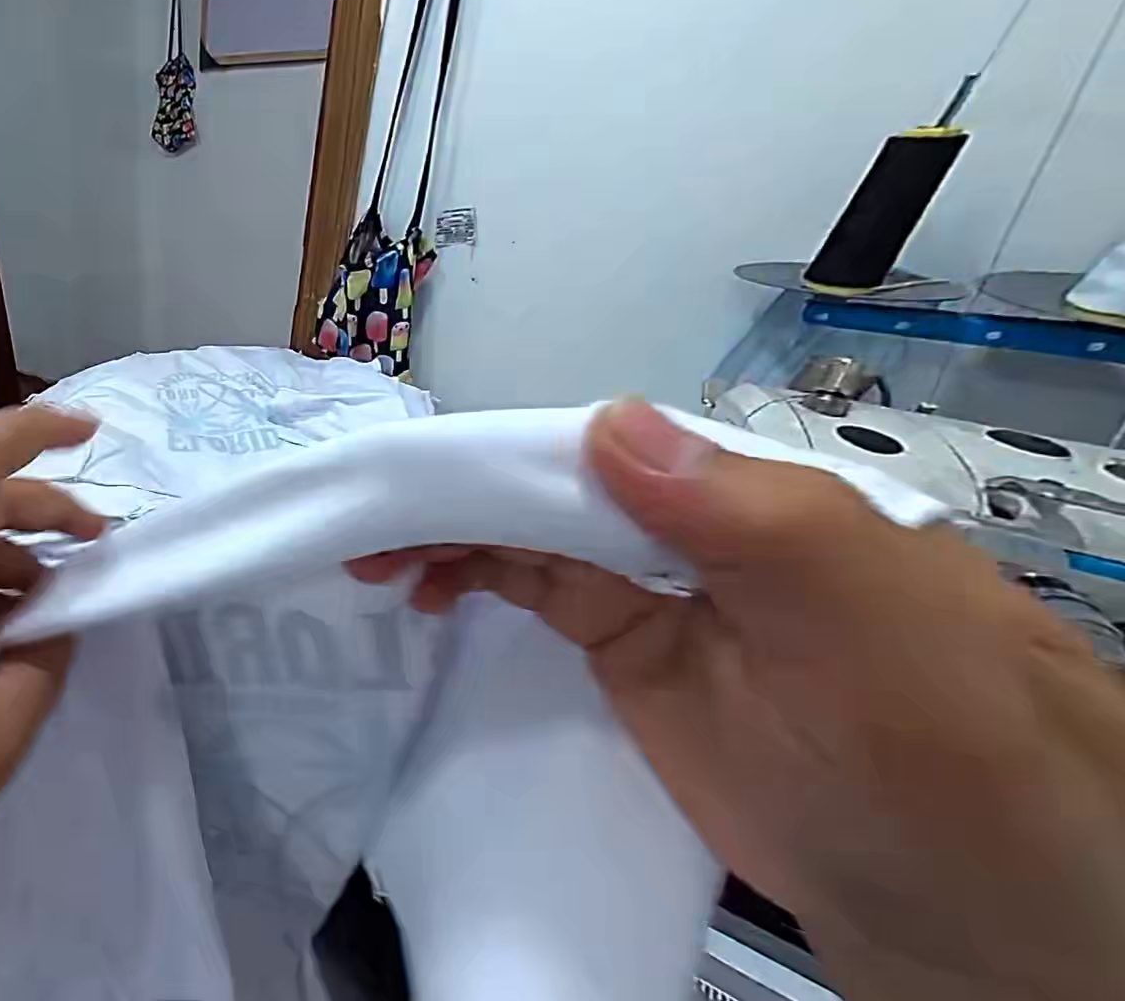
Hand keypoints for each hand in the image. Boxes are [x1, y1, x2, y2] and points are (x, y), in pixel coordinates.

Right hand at [351, 399, 1124, 1000]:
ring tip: (377, 560)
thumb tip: (605, 422)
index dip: (499, 460)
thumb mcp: (869, 630)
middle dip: (451, 500)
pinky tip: (428, 592)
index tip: (415, 483)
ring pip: (521, 533)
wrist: (963, 911)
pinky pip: (527, 584)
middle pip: (542, 489)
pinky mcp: (615, 633)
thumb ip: (750, 517)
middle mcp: (682, 522)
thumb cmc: (942, 766)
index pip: (595, 451)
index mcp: (740, 494)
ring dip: (446, 538)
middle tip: (371, 528)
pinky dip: (469, 576)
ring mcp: (644, 581)